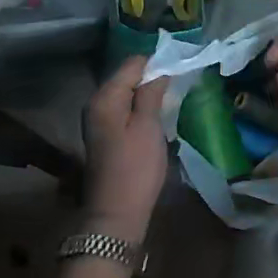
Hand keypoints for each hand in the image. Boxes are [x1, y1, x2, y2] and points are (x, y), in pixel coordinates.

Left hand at [82, 57, 168, 242]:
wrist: (116, 214)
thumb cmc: (135, 168)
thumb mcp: (148, 127)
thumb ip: (151, 93)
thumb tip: (160, 69)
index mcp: (104, 97)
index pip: (132, 64)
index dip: (157, 62)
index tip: (181, 67)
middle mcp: (96, 103)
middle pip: (127, 77)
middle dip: (153, 76)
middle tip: (181, 81)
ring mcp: (98, 120)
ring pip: (126, 93)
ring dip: (148, 92)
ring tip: (173, 96)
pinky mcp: (105, 134)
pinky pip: (124, 109)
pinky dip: (140, 107)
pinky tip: (157, 114)